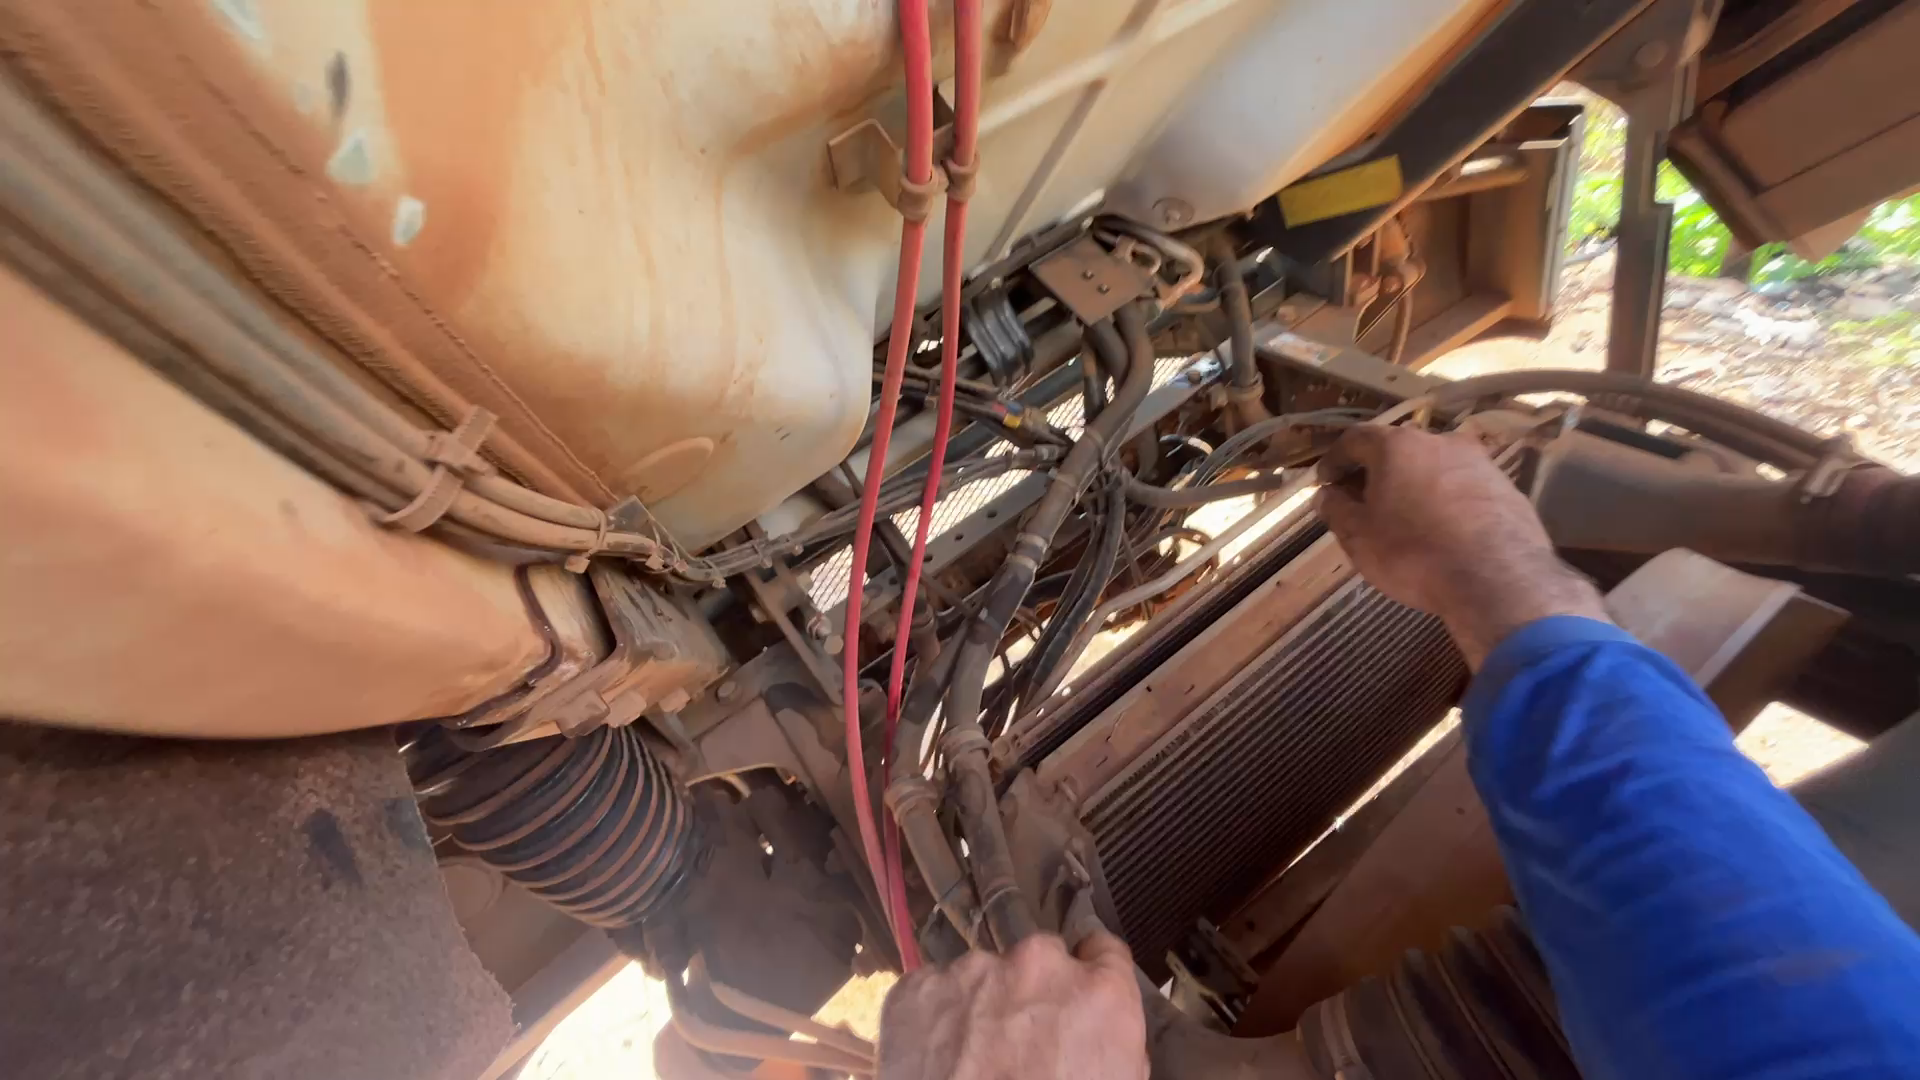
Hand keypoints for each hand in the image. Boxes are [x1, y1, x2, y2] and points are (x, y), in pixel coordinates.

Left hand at [877, 932, 1147, 1079]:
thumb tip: (1093, 1042)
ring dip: (980, 1010)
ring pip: (981, 978)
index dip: (1092, 973)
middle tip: (1019, 1050)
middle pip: (1039, 960)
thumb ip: (1110, 1051)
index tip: (1080, 994)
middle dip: (1032, 994)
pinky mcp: (918, 988)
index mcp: (1098, 995)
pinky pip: (933, 996)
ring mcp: (972, 970)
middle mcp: (1037, 964)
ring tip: (969, 1068)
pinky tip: (934, 1068)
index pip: (1104, 950)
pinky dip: (934, 1024)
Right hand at [1314, 425, 1608, 668]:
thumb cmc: (1412, 551)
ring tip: (1398, 518)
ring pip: (1430, 466)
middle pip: (1395, 449)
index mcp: (1397, 446)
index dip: (1334, 460)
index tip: (1324, 483)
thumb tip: (1327, 495)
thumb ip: (1335, 509)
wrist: (1499, 580)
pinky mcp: (1506, 488)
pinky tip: (1436, 530)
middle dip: (1373, 472)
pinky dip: (1440, 499)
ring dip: (1409, 484)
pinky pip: (1459, 486)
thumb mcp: (1357, 535)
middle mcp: (1440, 442)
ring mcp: (1479, 462)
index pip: (1354, 439)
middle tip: (1358, 501)